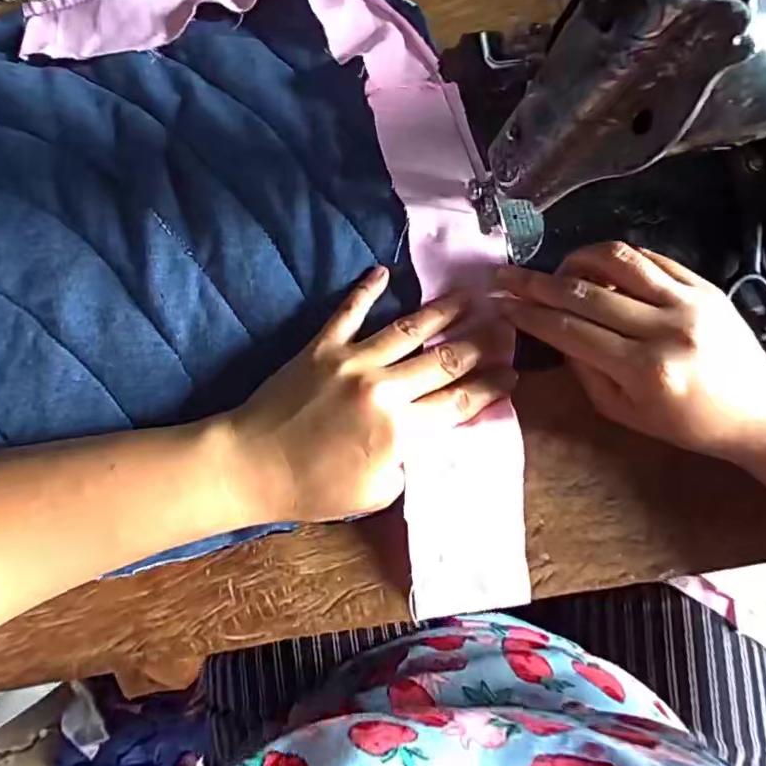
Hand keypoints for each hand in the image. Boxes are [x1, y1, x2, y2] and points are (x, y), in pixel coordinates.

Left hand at [230, 266, 516, 522]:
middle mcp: (383, 388)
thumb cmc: (314, 488)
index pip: (459, 402)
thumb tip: (432, 434)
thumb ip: (410, 463)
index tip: (512, 372)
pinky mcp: (322, 346)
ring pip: (408, 329)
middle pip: (444, 360)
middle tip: (505, 325)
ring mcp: (352, 361)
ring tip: (470, 293)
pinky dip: (366, 289)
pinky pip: (350, 311)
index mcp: (401, 431)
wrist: (253, 462)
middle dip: (480, 343)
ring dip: (443, 311)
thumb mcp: (376, 494)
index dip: (491, 387)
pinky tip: (383, 271)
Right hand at [495, 242, 765, 467]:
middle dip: (535, 283)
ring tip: (558, 270)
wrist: (762, 412)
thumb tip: (552, 329)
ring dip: (575, 259)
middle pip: (584, 292)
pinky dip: (613, 257)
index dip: (529, 314)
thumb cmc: (687, 422)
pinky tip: (597, 268)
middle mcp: (667, 329)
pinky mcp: (704, 285)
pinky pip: (648, 257)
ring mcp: (689, 301)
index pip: (570, 330)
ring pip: (617, 260)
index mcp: (645, 369)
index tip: (501, 305)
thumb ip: (584, 370)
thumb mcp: (624, 412)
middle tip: (506, 276)